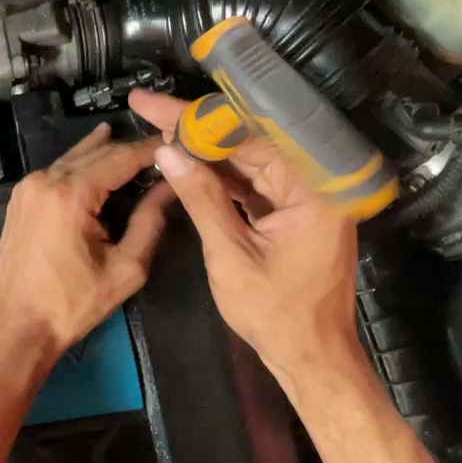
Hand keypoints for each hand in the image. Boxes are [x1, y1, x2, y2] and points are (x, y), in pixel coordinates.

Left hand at [0, 123, 174, 356]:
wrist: (18, 325)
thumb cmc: (73, 304)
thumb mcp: (125, 268)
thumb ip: (149, 221)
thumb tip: (171, 185)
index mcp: (71, 194)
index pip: (121, 157)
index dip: (151, 149)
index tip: (179, 143)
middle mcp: (45, 180)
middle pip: (97, 153)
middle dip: (129, 150)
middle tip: (163, 149)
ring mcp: (28, 187)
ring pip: (74, 158)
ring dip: (104, 153)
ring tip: (137, 150)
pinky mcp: (20, 198)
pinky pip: (57, 172)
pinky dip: (81, 166)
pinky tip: (99, 164)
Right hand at [127, 90, 365, 395]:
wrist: (311, 357)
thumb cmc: (275, 313)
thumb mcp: (230, 254)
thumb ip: (200, 199)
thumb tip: (168, 153)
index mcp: (313, 189)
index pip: (246, 138)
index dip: (195, 120)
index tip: (153, 105)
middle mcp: (315, 184)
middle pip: (248, 143)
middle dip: (195, 128)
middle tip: (147, 110)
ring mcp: (305, 198)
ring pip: (247, 160)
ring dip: (204, 150)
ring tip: (158, 130)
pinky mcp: (292, 213)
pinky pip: (252, 183)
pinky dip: (219, 176)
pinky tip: (186, 163)